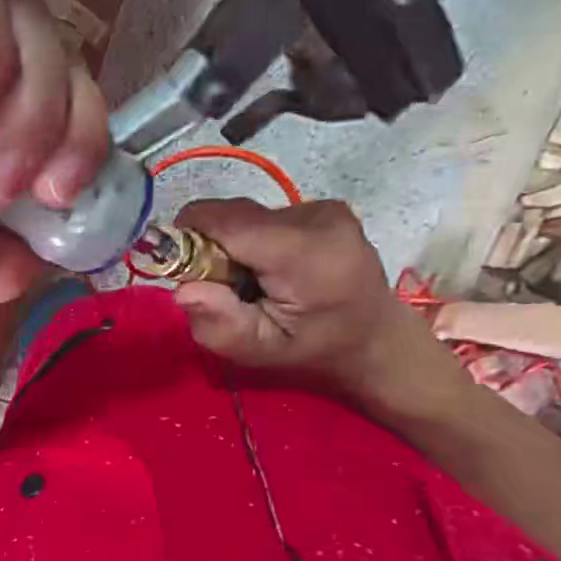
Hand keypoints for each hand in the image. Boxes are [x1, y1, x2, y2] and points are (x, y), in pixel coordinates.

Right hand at [172, 199, 449, 395]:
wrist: (378, 340)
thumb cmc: (317, 353)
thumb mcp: (263, 354)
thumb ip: (221, 325)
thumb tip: (182, 290)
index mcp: (305, 255)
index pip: (227, 222)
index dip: (192, 238)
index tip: (182, 269)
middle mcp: (318, 218)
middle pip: (234, 215)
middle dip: (212, 246)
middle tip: (224, 286)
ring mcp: (325, 207)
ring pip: (248, 214)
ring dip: (235, 244)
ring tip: (255, 281)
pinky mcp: (325, 206)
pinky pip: (267, 216)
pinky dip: (256, 240)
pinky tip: (276, 269)